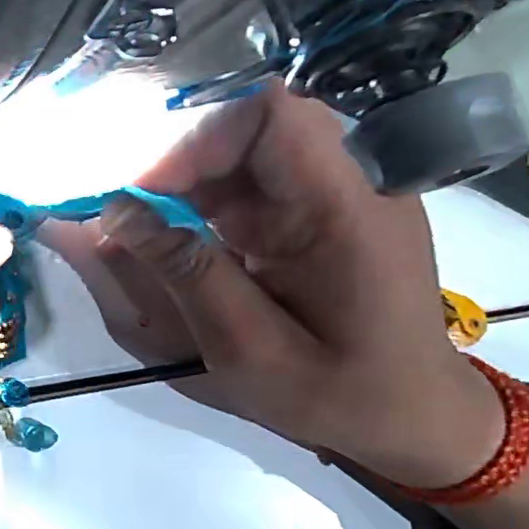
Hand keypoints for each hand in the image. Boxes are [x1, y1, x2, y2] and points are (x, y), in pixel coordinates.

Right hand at [75, 86, 502, 488]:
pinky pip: (249, 177)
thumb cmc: (341, 395)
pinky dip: (201, 199)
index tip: (141, 197)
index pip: (271, 115)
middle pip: (248, 125)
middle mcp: (346, 179)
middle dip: (178, 163)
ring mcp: (332, 188)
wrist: (414, 413)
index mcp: (346, 209)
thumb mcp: (250, 350)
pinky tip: (178, 240)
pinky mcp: (314, 204)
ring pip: (241, 148)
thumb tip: (114, 211)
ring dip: (183, 183)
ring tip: (144, 234)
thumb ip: (186, 273)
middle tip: (130, 219)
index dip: (196, 139)